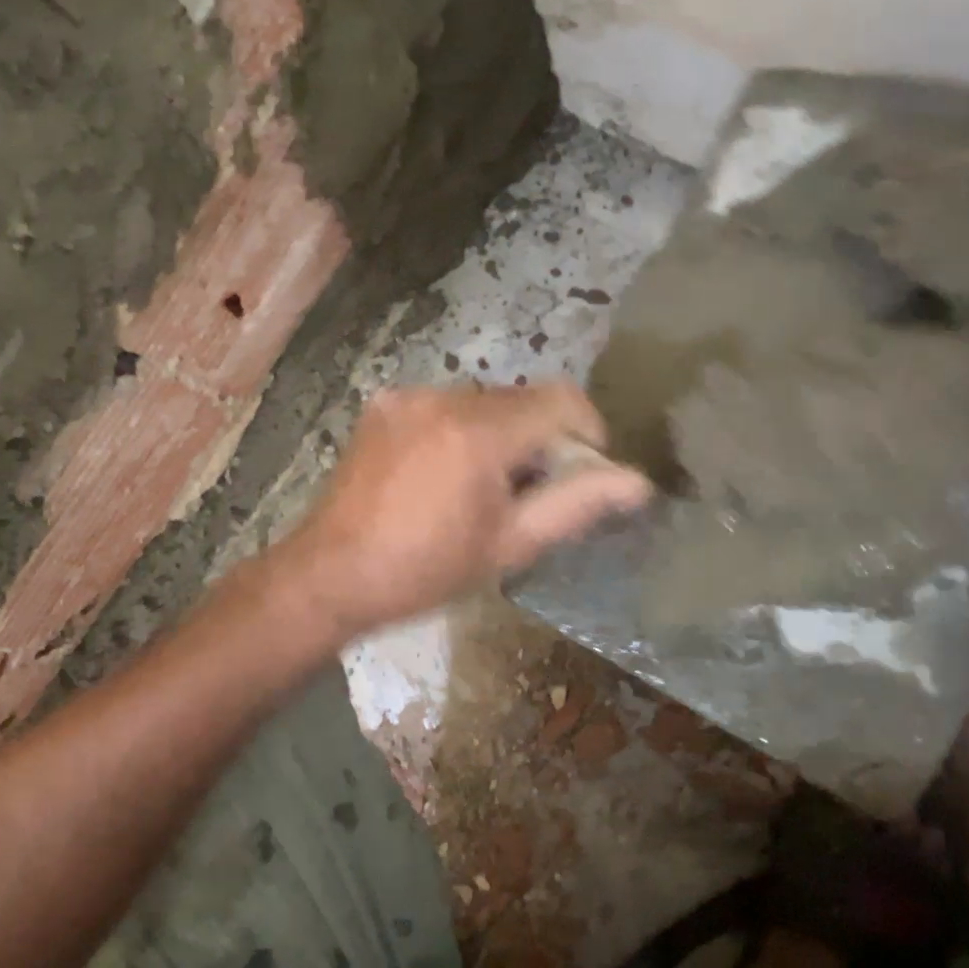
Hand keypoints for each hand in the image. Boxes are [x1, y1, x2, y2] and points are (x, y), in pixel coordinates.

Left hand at [271, 381, 653, 641]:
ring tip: (476, 489)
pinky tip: (439, 475)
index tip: (578, 473)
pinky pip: (443, 405)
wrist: (330, 573)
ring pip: (482, 400)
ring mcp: (406, 396)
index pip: (562, 398)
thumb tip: (638, 481)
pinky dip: (458, 429)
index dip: (586, 431)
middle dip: (537, 438)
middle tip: (523, 493)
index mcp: (478, 431)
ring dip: (498, 433)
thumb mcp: (509, 546)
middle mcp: (442, 397)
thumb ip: (576, 505)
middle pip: (521, 398)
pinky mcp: (382, 404)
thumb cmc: (424, 570)